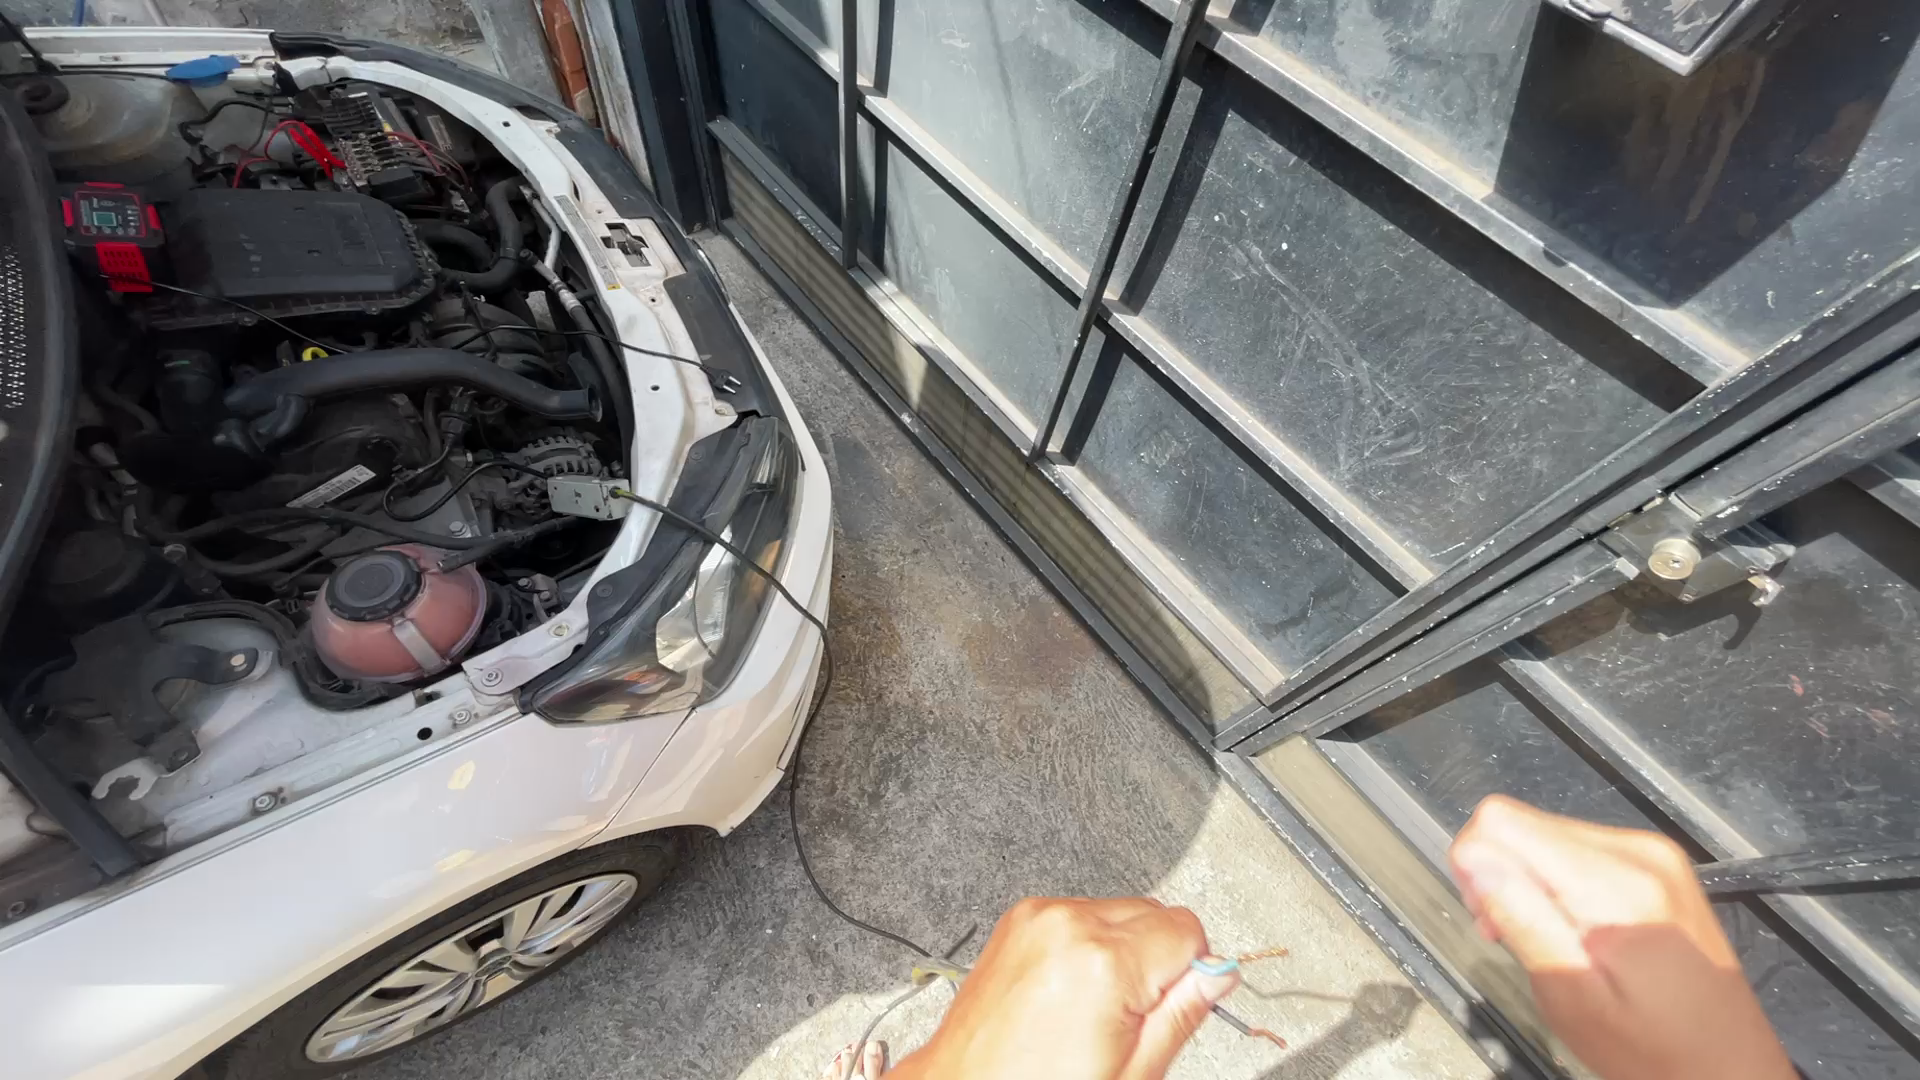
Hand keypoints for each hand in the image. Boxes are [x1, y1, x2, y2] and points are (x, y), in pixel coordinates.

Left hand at [889, 897, 1238, 1079]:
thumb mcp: (1132, 1076)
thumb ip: (1181, 1016)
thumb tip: (1219, 974)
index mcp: (1103, 963)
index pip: (1187, 929)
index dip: (1194, 970)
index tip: (1178, 1002)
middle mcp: (1068, 923)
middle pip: (1154, 912)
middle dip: (1158, 958)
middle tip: (1134, 1016)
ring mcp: (1039, 914)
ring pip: (1118, 909)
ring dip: (1123, 948)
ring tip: (1097, 1007)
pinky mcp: (1021, 915)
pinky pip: (1080, 911)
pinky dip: (1088, 942)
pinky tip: (1073, 988)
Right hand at [1449, 796, 1794, 1079]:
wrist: (1733, 1078)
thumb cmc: (1651, 1052)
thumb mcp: (1572, 997)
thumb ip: (1521, 917)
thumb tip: (1470, 855)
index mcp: (1616, 881)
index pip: (1500, 819)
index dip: (1475, 860)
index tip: (1488, 913)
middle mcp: (1635, 850)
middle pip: (1518, 822)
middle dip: (1498, 871)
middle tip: (1510, 932)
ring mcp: (1649, 853)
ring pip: (1537, 832)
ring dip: (1522, 876)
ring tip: (1542, 934)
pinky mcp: (1652, 863)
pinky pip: (1567, 845)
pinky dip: (1550, 878)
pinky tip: (1567, 922)